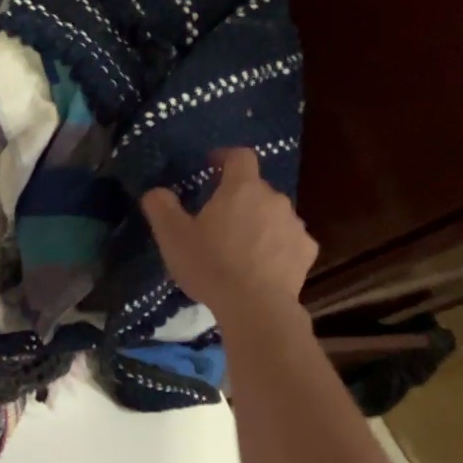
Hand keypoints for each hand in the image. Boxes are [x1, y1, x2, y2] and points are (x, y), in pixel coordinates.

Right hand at [141, 147, 317, 327]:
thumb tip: (156, 191)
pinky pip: (287, 240)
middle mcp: (274, 199)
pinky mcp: (306, 251)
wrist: (254, 306)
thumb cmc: (209, 265)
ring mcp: (294, 225)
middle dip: (237, 199)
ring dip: (256, 224)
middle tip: (215, 222)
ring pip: (272, 215)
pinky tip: (259, 267)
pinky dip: (274, 247)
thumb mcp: (172, 237)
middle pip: (255, 189)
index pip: (240, 156)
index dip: (224, 157)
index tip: (211, 166)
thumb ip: (161, 207)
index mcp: (241, 189)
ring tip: (237, 249)